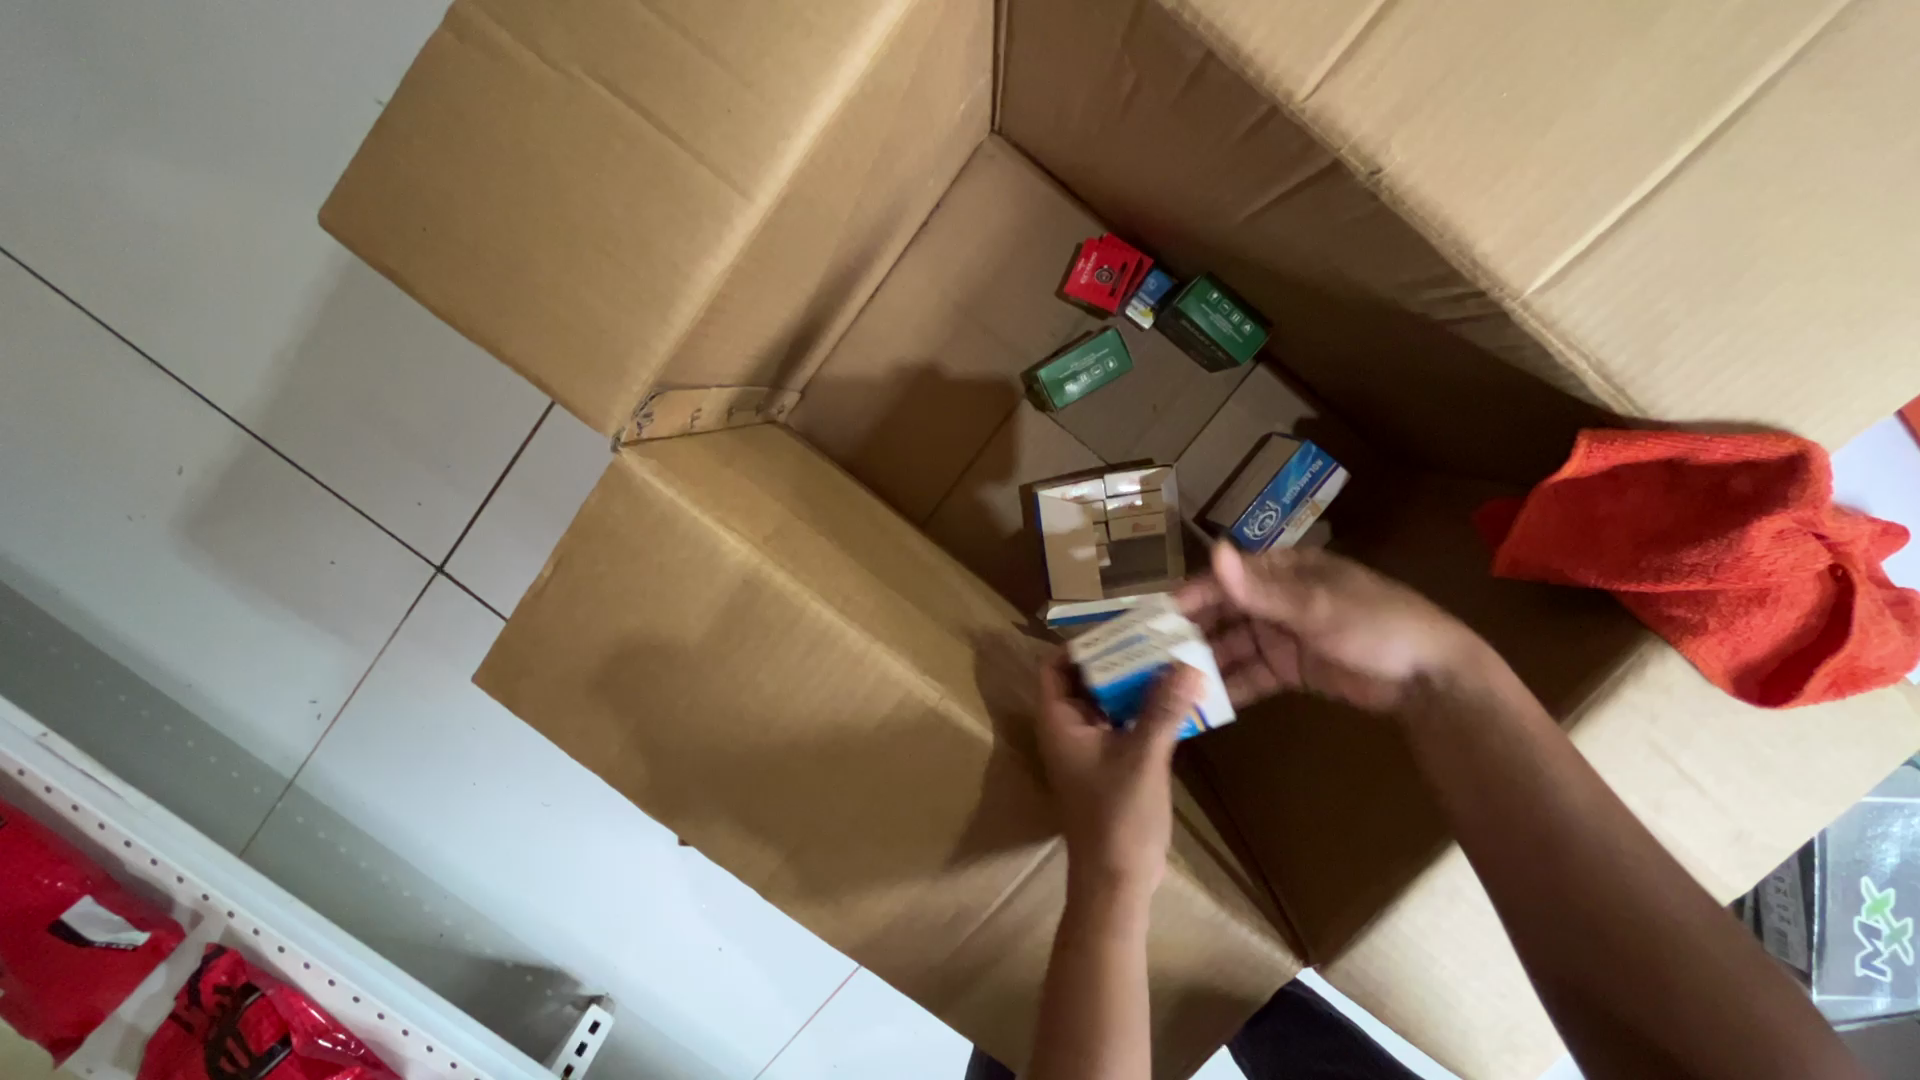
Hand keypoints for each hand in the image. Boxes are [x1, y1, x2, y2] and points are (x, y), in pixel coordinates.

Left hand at [1034, 656, 1205, 897]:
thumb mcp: (1142, 757)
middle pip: (1086, 681)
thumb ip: (1162, 710)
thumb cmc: (1117, 818)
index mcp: (1059, 723)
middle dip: (1116, 660)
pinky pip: (1125, 724)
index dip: (1080, 646)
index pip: (1055, 669)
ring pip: (1108, 703)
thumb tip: (1186, 664)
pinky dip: (1145, 710)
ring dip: (1135, 685)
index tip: (1117, 628)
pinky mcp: (1113, 765)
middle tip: (1154, 637)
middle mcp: (1069, 731)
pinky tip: (1178, 698)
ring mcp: (1091, 749)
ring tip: (1171, 659)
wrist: (1118, 881)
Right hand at [1176, 543, 1485, 713]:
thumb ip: (1259, 587)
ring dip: (1205, 663)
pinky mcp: (1290, 669)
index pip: (1226, 579)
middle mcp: (1276, 600)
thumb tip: (1215, 547)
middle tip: (1151, 656)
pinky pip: (1250, 675)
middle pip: (1223, 614)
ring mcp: (1282, 636)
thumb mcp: (1316, 605)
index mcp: (1283, 571)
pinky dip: (1229, 687)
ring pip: (1232, 647)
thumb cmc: (1377, 624)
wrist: (1430, 677)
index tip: (1155, 618)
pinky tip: (1202, 704)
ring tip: (1169, 684)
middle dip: (1190, 634)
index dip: (1190, 596)